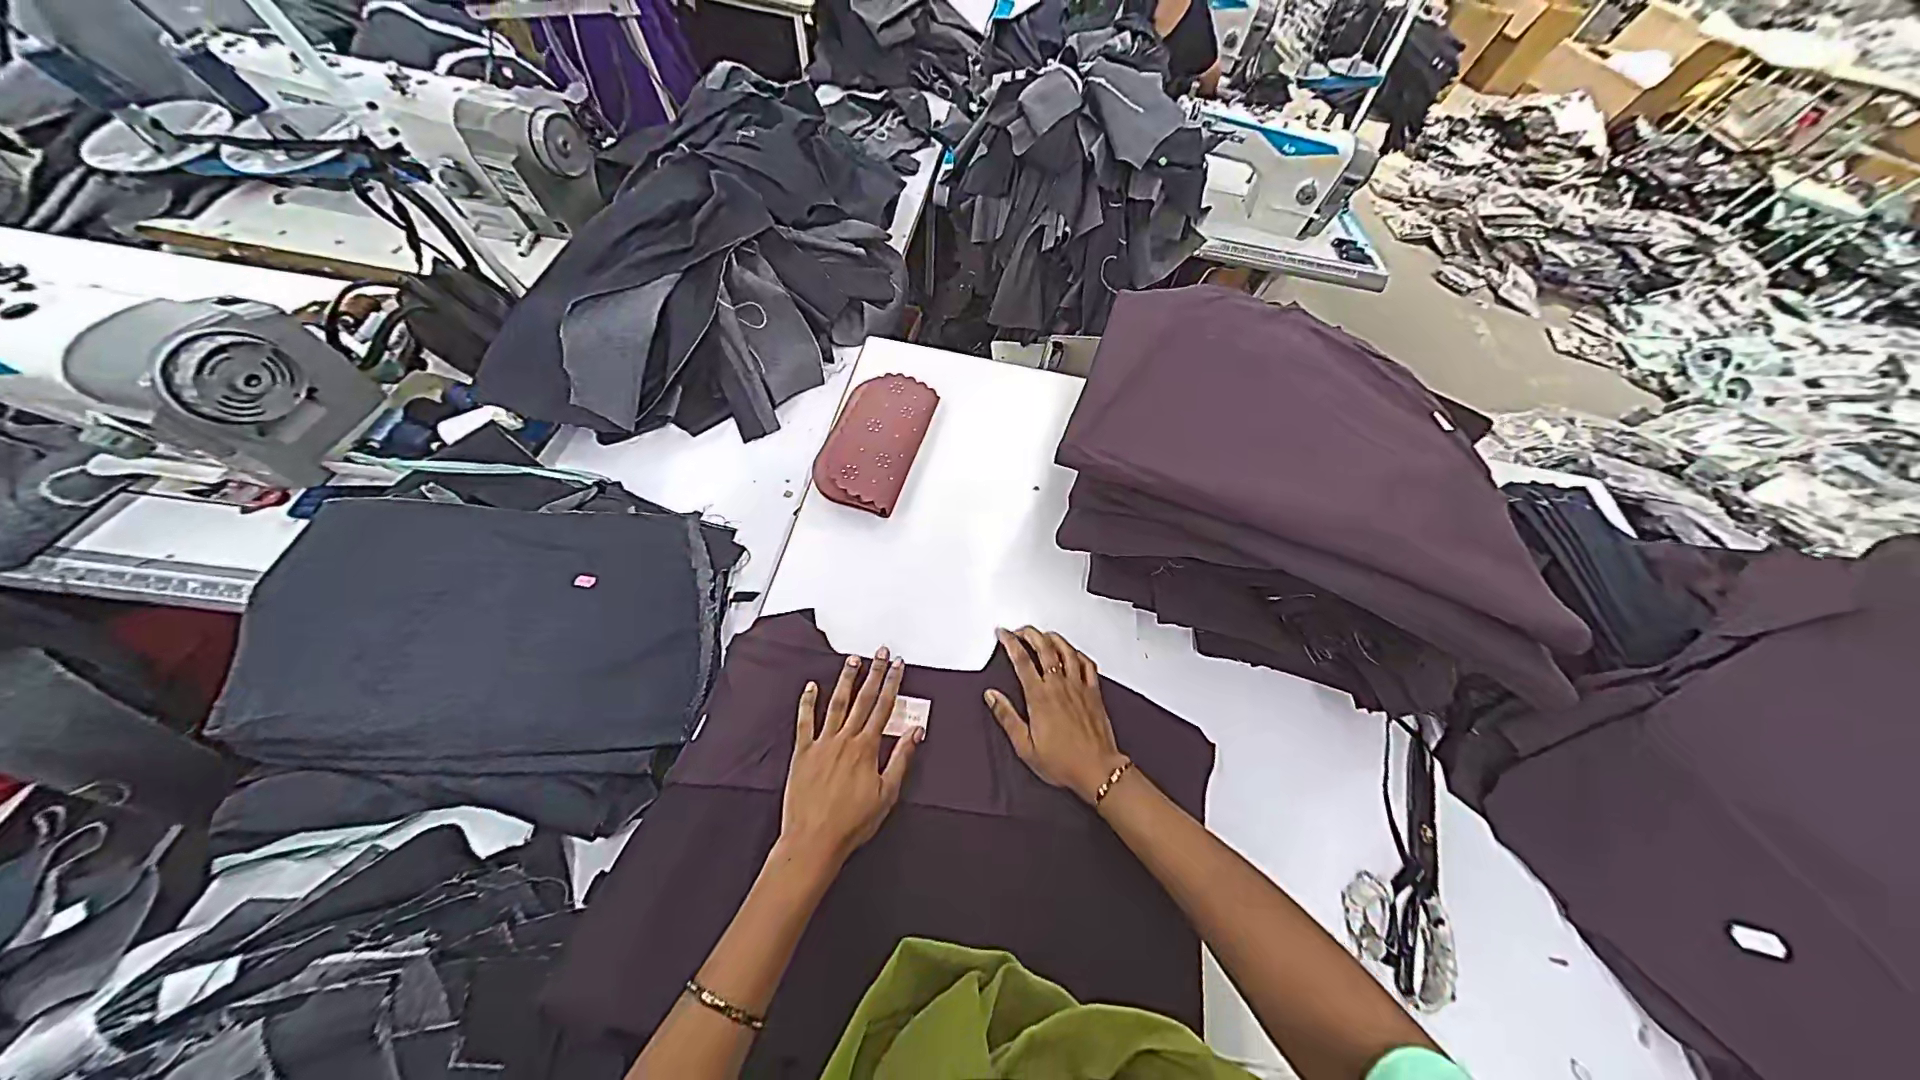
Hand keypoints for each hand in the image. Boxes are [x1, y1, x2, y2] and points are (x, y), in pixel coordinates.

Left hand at [780, 648, 921, 867]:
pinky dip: (808, 702)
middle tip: (880, 653)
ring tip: (853, 660)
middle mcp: (844, 740)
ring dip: (846, 680)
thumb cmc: (852, 822)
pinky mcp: (802, 753)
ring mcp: (821, 744)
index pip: (884, 707)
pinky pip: (805, 722)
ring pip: (836, 703)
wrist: (814, 840)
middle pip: (863, 699)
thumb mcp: (887, 793)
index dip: (892, 683)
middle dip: (874, 673)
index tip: (897, 665)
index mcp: (866, 748)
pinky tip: (811, 687)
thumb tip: (914, 733)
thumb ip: (901, 758)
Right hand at [986, 628, 1129, 804]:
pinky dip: (1077, 653)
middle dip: (1030, 634)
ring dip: (1052, 638)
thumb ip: (1007, 717)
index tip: (1003, 634)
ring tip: (1043, 634)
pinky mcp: (1094, 692)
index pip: (1022, 660)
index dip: (1010, 643)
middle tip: (1020, 631)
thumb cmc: (1063, 762)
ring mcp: (1078, 687)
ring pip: (1066, 651)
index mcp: (1040, 697)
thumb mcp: (1025, 746)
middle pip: (1044, 648)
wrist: (1097, 769)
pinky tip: (1072, 652)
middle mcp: (1059, 686)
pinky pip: (1087, 664)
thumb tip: (992, 697)